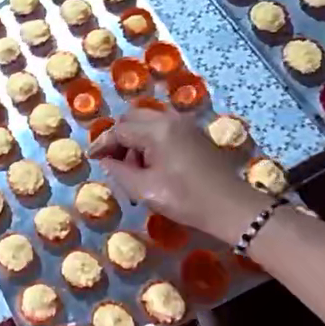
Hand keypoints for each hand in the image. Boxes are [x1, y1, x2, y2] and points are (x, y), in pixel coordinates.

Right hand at [88, 107, 270, 241]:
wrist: (232, 207)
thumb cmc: (186, 199)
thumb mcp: (144, 189)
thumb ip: (119, 171)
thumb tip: (106, 161)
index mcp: (156, 130)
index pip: (119, 130)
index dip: (102, 144)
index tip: (92, 159)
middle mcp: (169, 119)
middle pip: (132, 118)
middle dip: (117, 137)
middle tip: (110, 159)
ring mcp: (184, 124)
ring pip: (147, 120)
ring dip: (134, 137)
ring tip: (130, 165)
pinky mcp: (194, 133)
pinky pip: (162, 127)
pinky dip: (149, 138)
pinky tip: (149, 162)